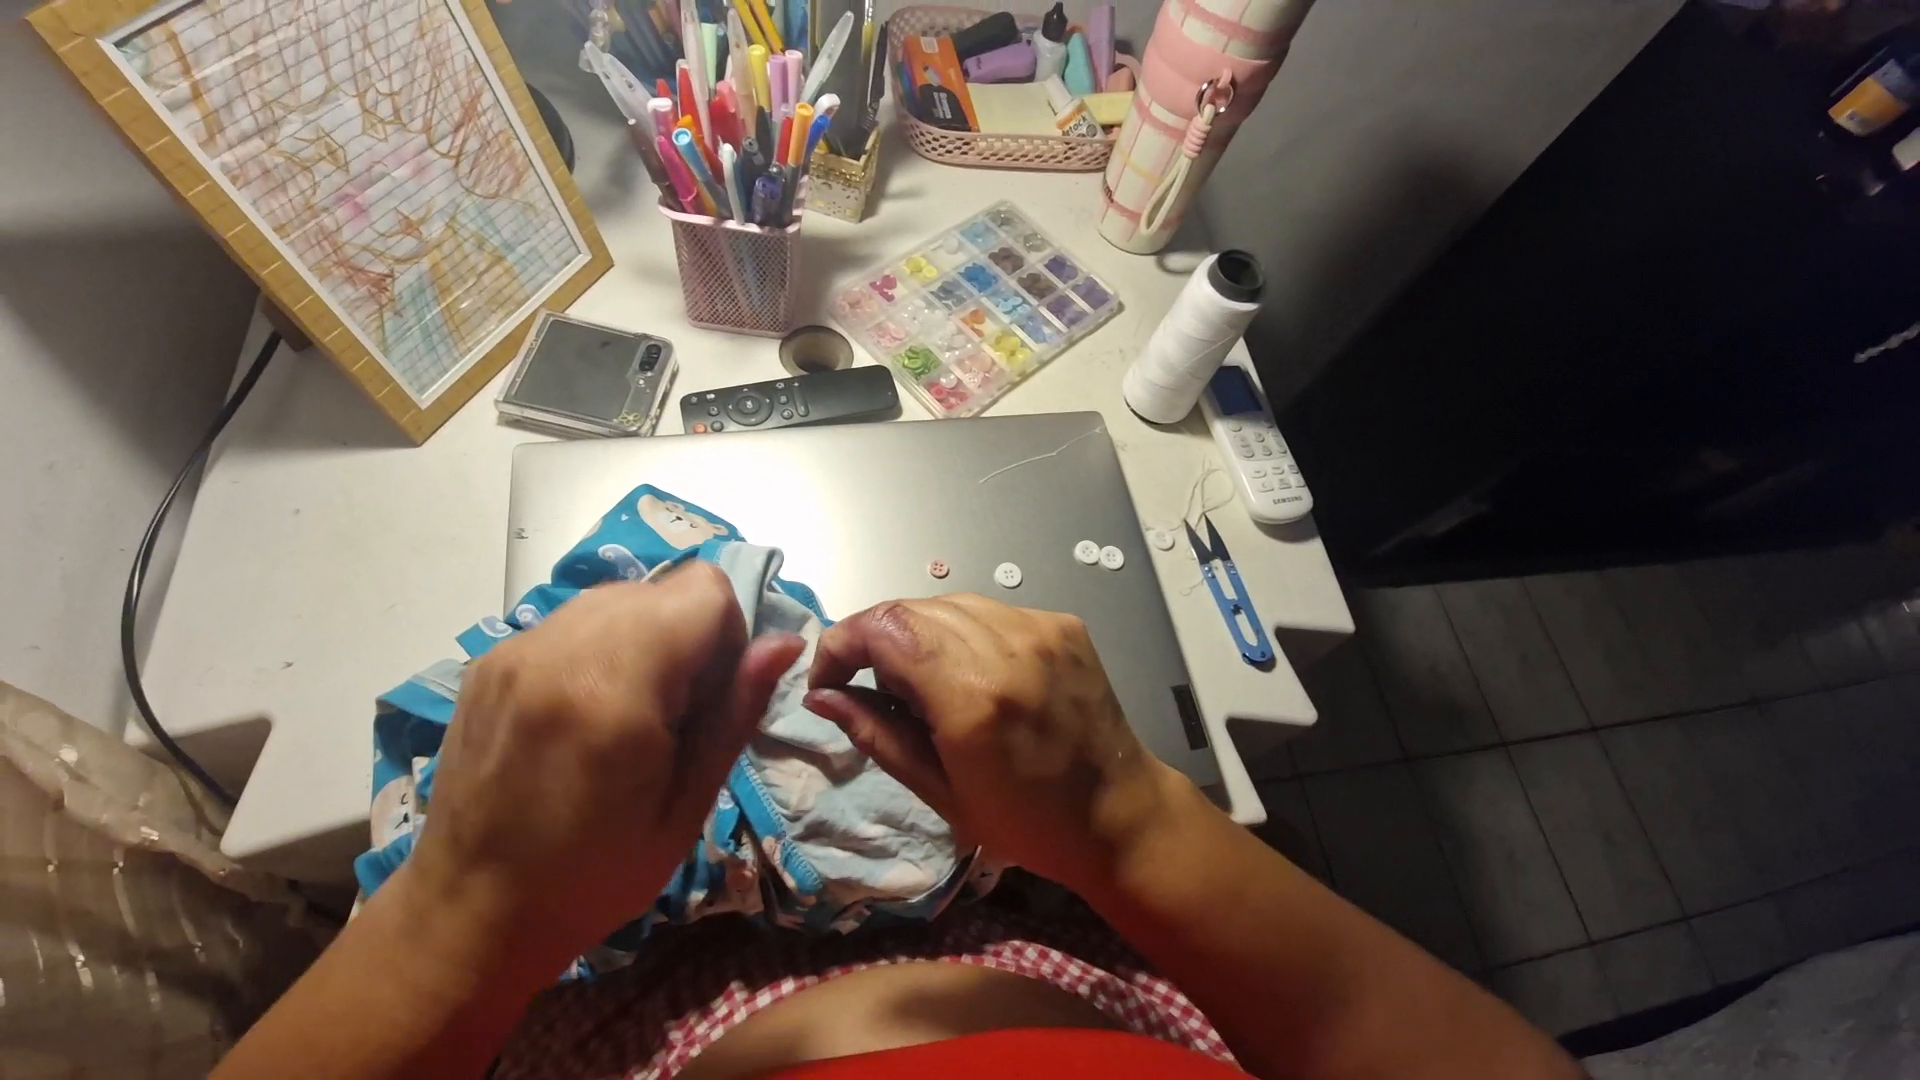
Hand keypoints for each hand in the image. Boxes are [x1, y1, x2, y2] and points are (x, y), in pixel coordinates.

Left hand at [404, 563, 804, 978]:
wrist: (471, 911)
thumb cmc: (597, 873)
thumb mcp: (689, 805)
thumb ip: (737, 711)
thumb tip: (787, 642)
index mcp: (614, 689)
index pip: (704, 589)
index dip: (728, 633)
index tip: (711, 697)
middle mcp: (559, 648)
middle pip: (664, 586)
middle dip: (689, 635)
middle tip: (675, 712)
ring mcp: (516, 648)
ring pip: (619, 596)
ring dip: (646, 637)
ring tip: (628, 711)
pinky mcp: (491, 658)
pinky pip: (574, 620)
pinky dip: (602, 648)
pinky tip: (584, 712)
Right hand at [803, 594, 1177, 894]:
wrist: (1120, 813)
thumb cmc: (1027, 822)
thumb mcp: (941, 792)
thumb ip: (878, 734)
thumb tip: (821, 697)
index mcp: (975, 697)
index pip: (885, 628)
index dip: (841, 644)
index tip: (829, 680)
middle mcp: (1009, 645)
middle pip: (911, 608)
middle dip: (874, 640)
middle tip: (870, 687)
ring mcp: (1041, 627)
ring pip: (948, 603)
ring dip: (916, 634)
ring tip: (921, 684)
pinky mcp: (1062, 622)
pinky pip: (989, 611)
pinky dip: (961, 633)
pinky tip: (969, 672)